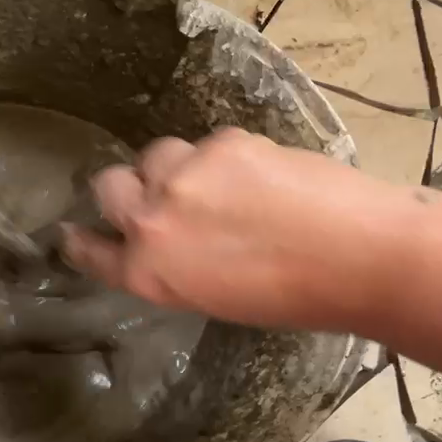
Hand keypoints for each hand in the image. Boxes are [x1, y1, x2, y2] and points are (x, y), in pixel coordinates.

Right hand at [63, 128, 417, 329]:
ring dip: (173, 167)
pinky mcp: (223, 145)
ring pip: (156, 156)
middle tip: (158, 197)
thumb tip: (160, 240)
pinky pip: (207, 146)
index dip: (81, 238)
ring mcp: (183, 177)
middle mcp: (149, 221)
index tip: (77, 231)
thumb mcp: (206, 295)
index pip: (88, 248)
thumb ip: (166, 265)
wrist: (364, 256)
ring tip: (215, 183)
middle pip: (106, 186)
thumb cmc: (290, 296)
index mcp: (144, 271)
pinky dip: (225, 159)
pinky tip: (259, 176)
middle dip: (124, 190)